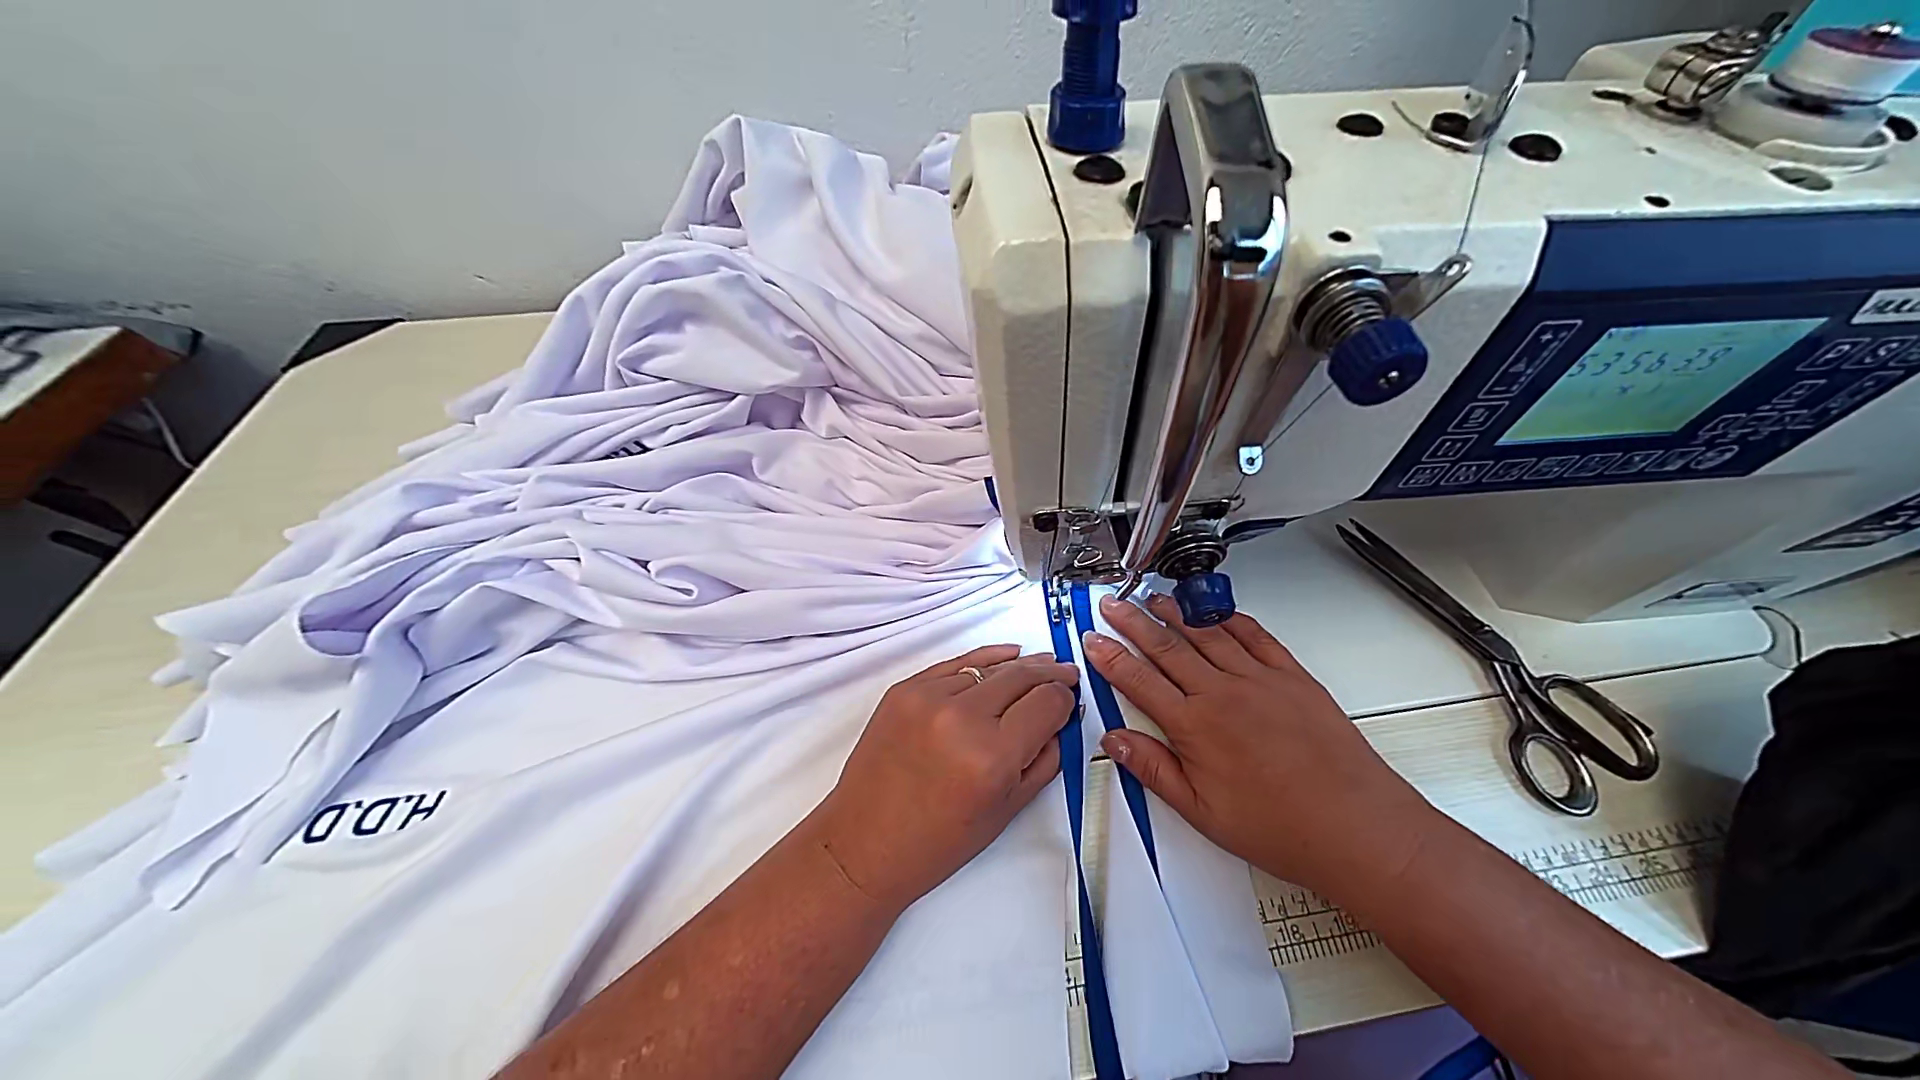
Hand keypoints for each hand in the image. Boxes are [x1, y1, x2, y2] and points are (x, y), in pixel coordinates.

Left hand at [808, 647, 1077, 911]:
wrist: (865, 842)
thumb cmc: (934, 840)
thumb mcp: (1008, 809)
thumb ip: (1044, 758)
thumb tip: (1059, 719)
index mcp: (992, 756)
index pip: (1047, 701)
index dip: (1064, 699)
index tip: (1068, 700)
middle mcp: (960, 719)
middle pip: (1022, 675)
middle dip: (1049, 675)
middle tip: (1065, 674)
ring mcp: (927, 699)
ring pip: (989, 667)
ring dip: (1016, 669)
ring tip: (1035, 670)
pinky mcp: (904, 690)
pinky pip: (955, 665)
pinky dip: (981, 662)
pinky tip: (1003, 657)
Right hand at [1083, 594, 1439, 900]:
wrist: (1358, 829)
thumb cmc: (1286, 827)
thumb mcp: (1202, 810)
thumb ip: (1154, 769)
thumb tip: (1118, 742)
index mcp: (1197, 727)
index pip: (1139, 680)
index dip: (1111, 657)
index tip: (1095, 641)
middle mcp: (1224, 695)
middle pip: (1166, 646)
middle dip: (1133, 622)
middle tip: (1114, 605)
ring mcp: (1260, 681)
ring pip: (1206, 634)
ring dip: (1175, 613)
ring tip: (1154, 600)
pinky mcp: (1293, 678)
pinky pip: (1256, 636)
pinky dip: (1231, 619)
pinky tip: (1218, 613)